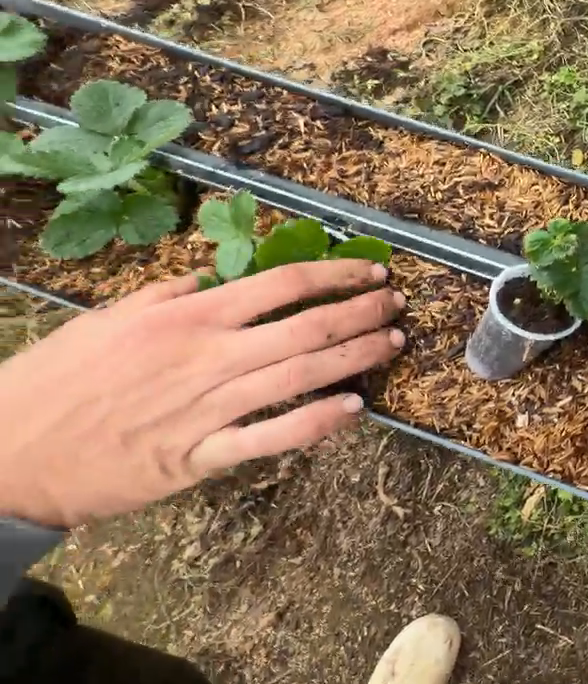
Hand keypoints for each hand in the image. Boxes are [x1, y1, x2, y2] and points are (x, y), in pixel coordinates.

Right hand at [0, 261, 405, 528]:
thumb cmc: (50, 381)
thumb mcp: (106, 320)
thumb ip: (169, 294)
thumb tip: (219, 276)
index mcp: (188, 318)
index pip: (285, 284)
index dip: (339, 276)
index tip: (374, 273)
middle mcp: (208, 357)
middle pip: (309, 327)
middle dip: (364, 312)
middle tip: (397, 305)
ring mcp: (207, 407)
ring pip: (304, 374)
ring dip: (359, 356)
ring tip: (394, 342)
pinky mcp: (199, 455)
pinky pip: (271, 436)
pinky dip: (317, 422)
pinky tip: (355, 408)